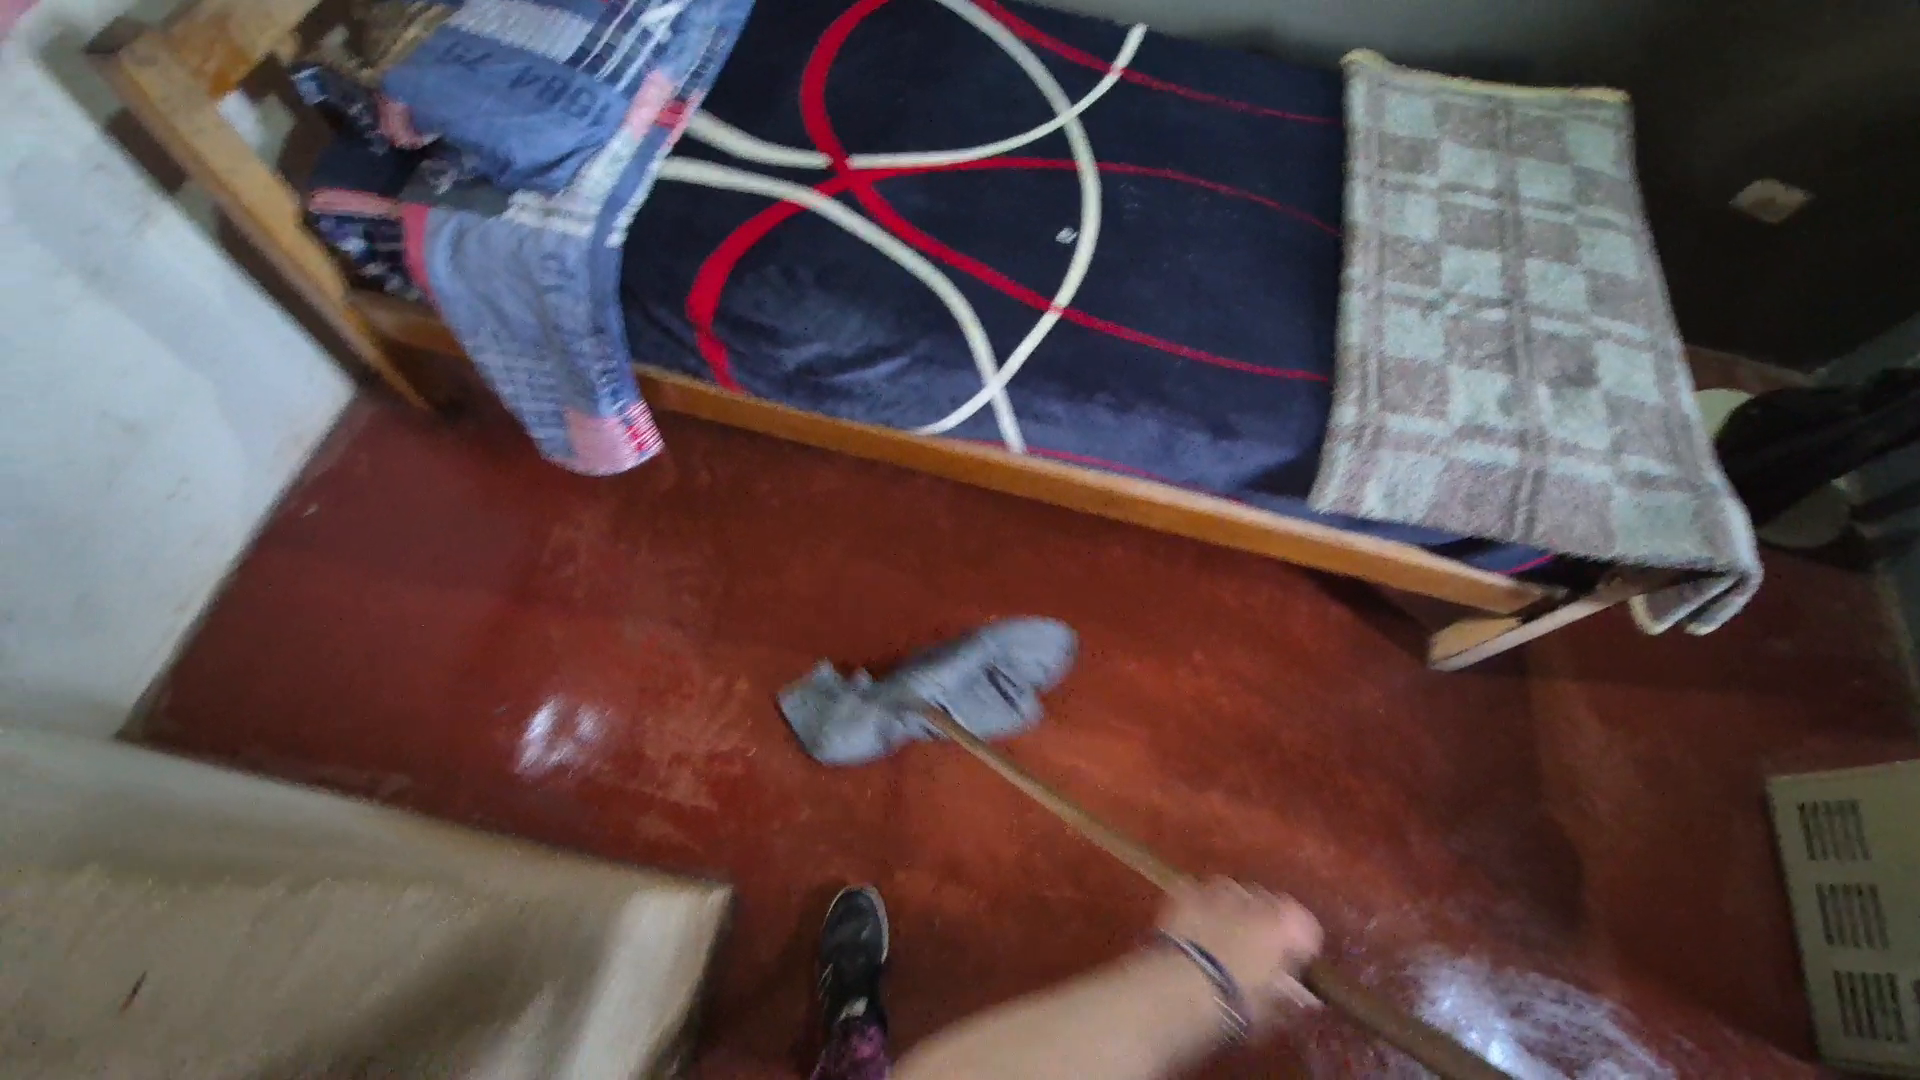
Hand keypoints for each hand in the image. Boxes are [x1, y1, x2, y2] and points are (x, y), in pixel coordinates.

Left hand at [1157, 878, 1322, 1024]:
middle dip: (1265, 921)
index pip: (1305, 924)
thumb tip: (1299, 992)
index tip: (1293, 959)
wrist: (1187, 984)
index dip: (1299, 942)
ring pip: (1234, 892)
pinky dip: (1202, 904)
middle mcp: (1258, 899)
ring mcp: (1220, 889)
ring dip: (1233, 908)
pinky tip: (1195, 923)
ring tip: (1223, 933)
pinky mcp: (1189, 889)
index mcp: (1288, 926)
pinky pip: (1201, 892)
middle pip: (1269, 903)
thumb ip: (1289, 991)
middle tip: (1255, 948)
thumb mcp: (1275, 1005)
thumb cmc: (1239, 1001)